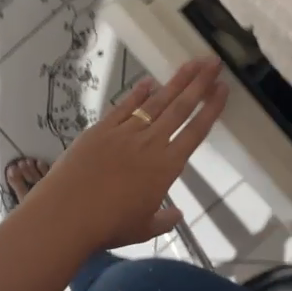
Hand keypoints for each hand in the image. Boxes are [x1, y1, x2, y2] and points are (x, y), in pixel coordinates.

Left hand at [22, 58, 229, 250]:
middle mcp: (150, 143)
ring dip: (175, 81)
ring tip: (191, 63)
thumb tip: (177, 215)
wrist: (67, 214)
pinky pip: (123, 107)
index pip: (196, 131)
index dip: (211, 109)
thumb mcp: (143, 228)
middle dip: (199, 82)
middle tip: (214, 61)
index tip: (223, 89)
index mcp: (166, 167)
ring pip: (155, 101)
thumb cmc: (109, 226)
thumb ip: (164, 220)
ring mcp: (124, 133)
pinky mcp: (100, 130)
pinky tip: (148, 82)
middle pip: (180, 107)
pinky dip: (136, 93)